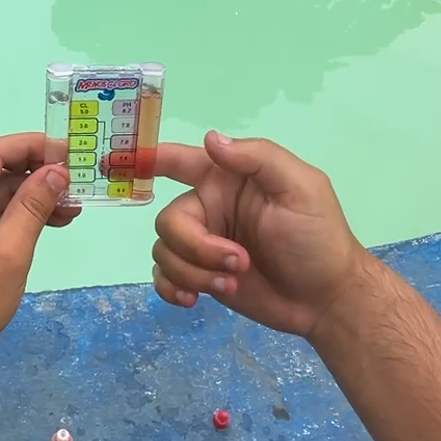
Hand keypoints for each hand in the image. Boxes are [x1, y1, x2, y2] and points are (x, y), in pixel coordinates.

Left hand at [0, 133, 77, 368]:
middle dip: (33, 165)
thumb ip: (32, 207)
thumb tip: (57, 170)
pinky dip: (16, 210)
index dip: (33, 145)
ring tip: (70, 208)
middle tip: (72, 179)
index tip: (70, 154)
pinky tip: (48, 222)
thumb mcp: (9, 255)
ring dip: (29, 191)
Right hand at [150, 131, 374, 336]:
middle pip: (168, 221)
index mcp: (226, 180)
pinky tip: (194, 300)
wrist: (325, 298)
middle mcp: (207, 209)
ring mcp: (201, 244)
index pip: (179, 161)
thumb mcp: (300, 188)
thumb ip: (258, 157)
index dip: (146, 158)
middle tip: (237, 262)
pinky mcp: (198, 275)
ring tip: (232, 282)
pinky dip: (171, 288)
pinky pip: (163, 276)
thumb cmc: (317, 237)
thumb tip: (210, 140)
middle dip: (196, 247)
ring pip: (164, 251)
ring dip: (194, 272)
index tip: (115, 163)